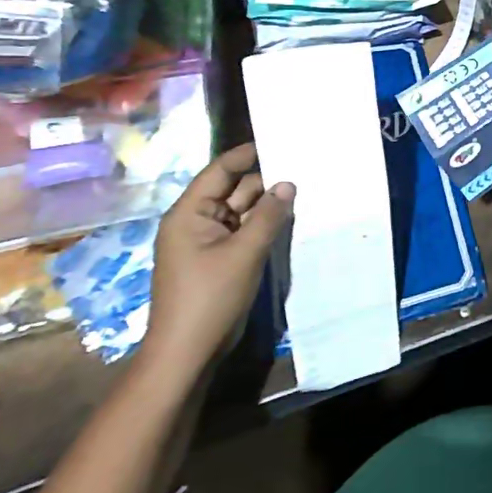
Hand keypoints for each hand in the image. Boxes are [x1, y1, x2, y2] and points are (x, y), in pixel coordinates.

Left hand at [141, 144, 293, 375]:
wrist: (187, 353)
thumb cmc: (210, 297)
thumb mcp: (244, 253)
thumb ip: (268, 216)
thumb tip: (288, 183)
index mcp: (189, 214)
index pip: (219, 171)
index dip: (247, 155)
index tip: (279, 140)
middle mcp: (196, 222)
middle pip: (233, 191)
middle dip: (265, 180)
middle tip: (304, 166)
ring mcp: (208, 243)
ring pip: (242, 213)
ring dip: (268, 204)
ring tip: (304, 189)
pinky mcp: (220, 260)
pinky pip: (244, 233)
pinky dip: (264, 225)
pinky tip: (290, 218)